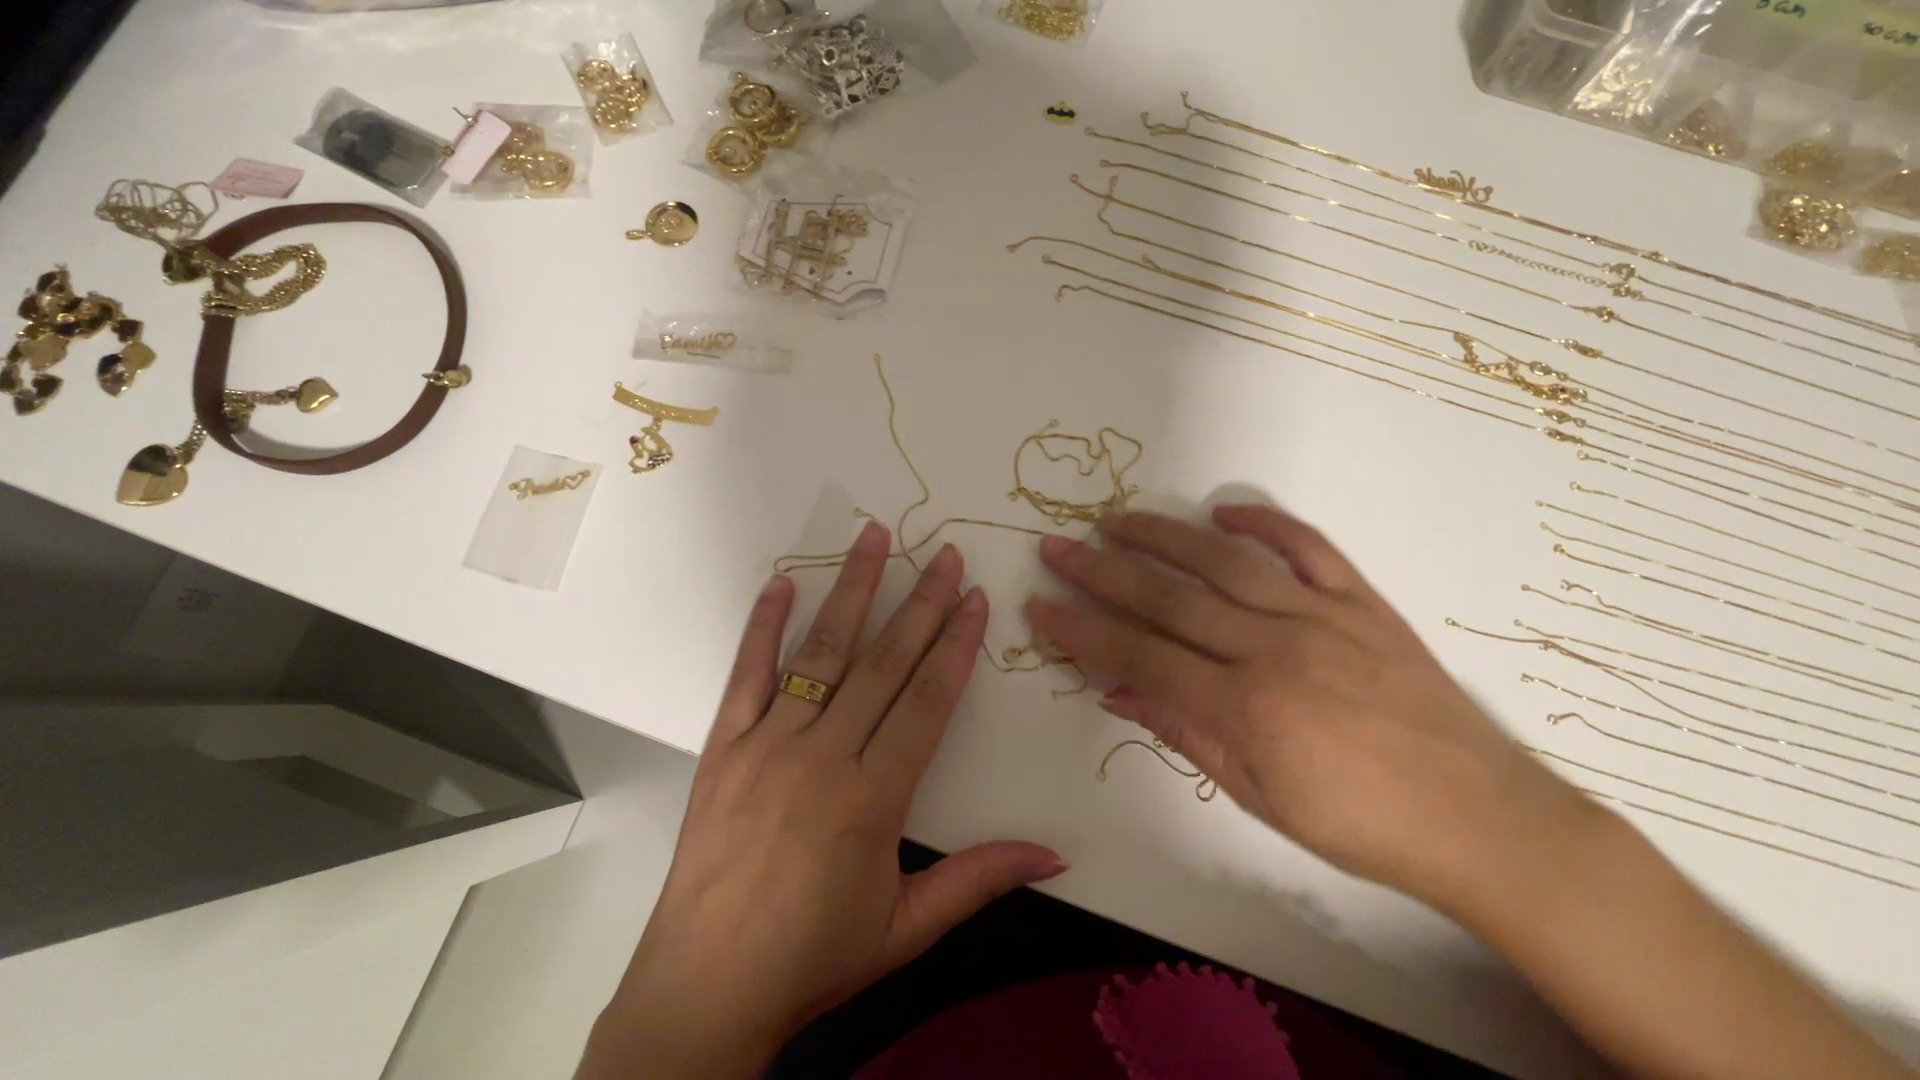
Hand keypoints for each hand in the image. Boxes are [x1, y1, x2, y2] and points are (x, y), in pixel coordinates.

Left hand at [582, 521, 1065, 1079]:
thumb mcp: (906, 928)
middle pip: (884, 664)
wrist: (705, 986)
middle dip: (920, 604)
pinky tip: (781, 584)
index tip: (976, 600)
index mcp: (873, 797)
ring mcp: (766, 745)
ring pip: (820, 654)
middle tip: (945, 555)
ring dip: (852, 592)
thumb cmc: (813, 959)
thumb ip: (978, 880)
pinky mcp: (722, 748)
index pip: (928, 701)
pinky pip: (746, 675)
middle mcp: (822, 755)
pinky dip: (763, 626)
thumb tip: (1056, 855)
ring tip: (874, 538)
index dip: (957, 646)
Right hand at [1024, 504, 1586, 907]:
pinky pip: (1308, 548)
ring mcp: (1323, 617)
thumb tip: (1118, 692)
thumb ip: (1185, 733)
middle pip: (1171, 597)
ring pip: (1227, 562)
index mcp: (1245, 706)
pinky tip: (1223, 511)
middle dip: (1104, 571)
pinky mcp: (1364, 603)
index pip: (1141, 654)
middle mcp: (1275, 647)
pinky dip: (1264, 522)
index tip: (1042, 607)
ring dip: (1164, 536)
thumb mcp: (1259, 797)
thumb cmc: (1360, 825)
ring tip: (1116, 520)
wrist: (1478, 817)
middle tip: (1058, 547)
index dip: (1083, 629)